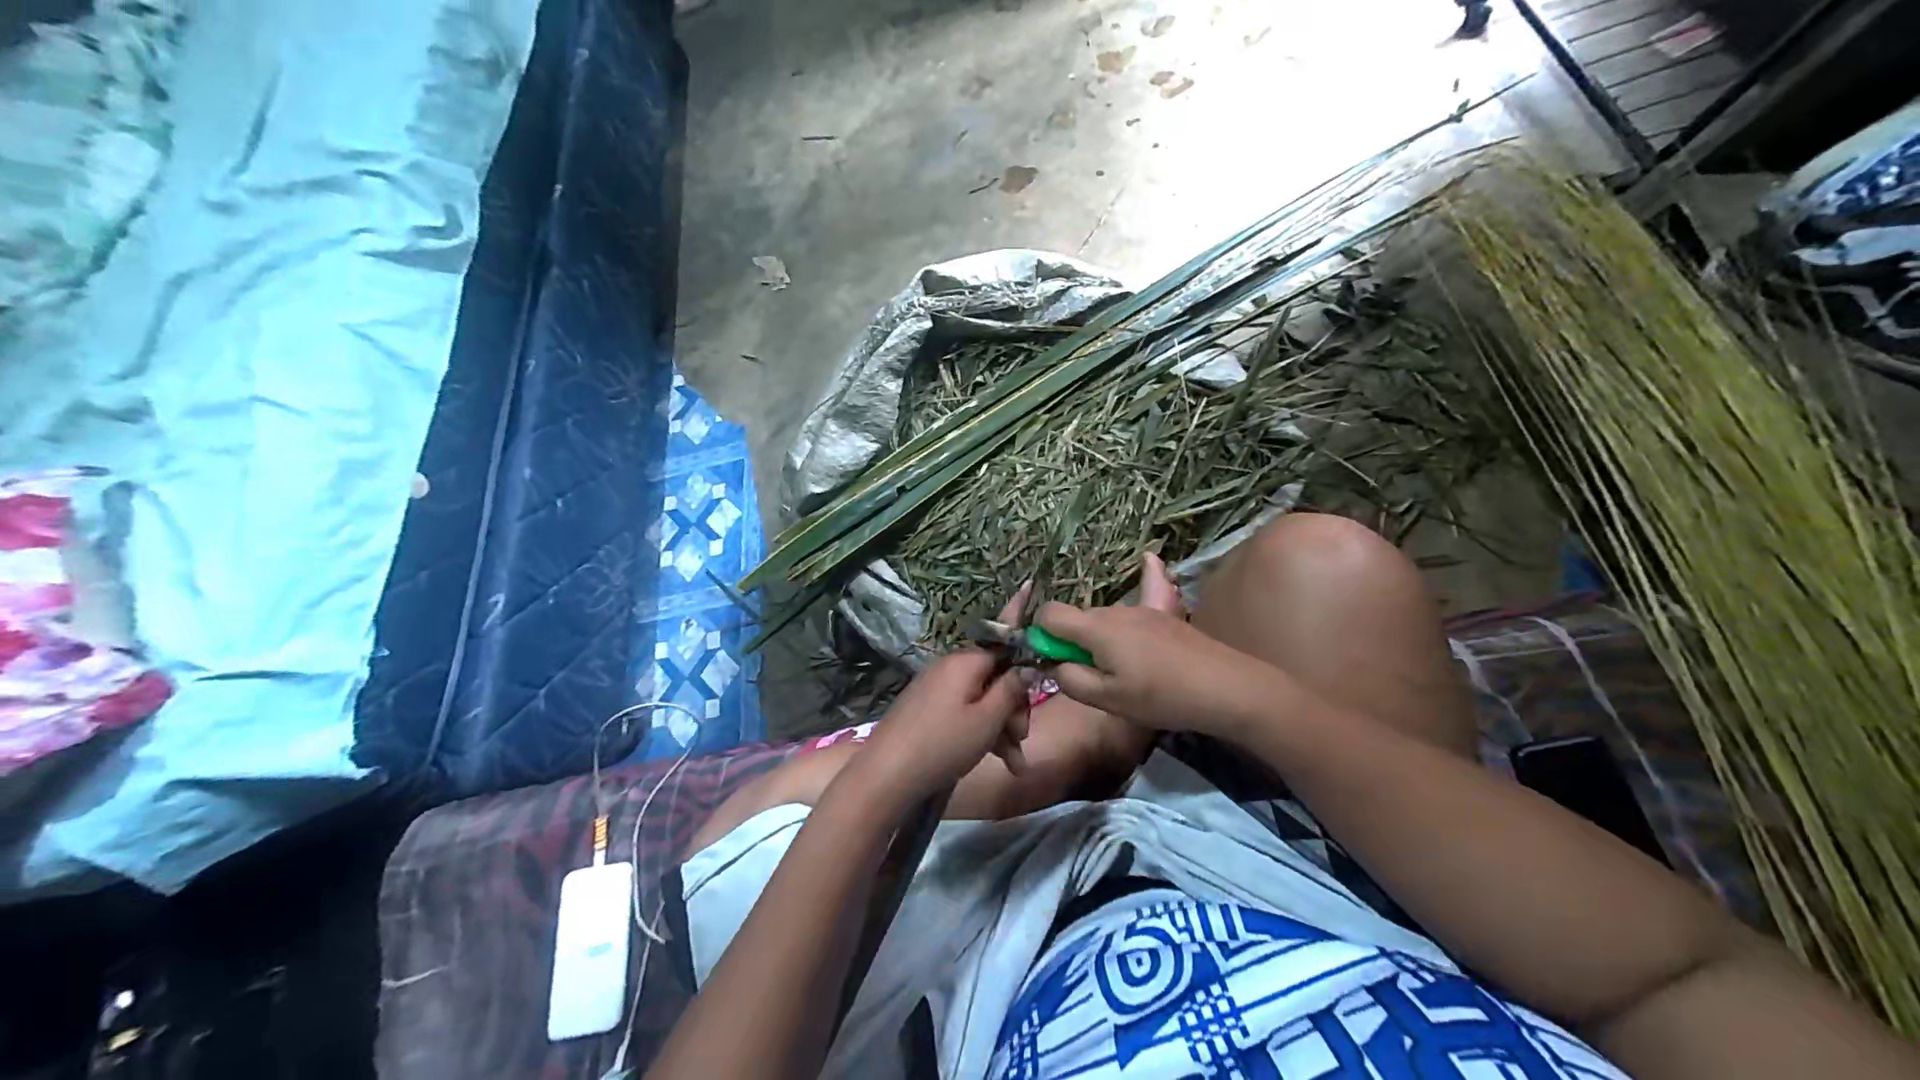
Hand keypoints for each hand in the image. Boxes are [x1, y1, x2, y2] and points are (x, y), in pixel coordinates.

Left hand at [852, 650, 1027, 803]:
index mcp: (965, 661)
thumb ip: (1011, 690)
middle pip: (993, 682)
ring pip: (979, 703)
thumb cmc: (944, 743)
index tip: (1027, 717)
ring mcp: (934, 689)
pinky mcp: (925, 710)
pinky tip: (996, 760)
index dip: (1022, 686)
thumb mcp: (987, 719)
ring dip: (1000, 730)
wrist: (887, 773)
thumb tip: (1027, 668)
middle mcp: (948, 668)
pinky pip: (961, 714)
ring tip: (1015, 766)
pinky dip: (978, 733)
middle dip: (1012, 714)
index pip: (1005, 658)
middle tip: (1021, 743)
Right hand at [1035, 554, 1278, 737]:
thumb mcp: (1107, 699)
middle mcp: (1115, 610)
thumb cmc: (1160, 697)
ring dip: (1101, 641)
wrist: (1225, 687)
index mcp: (1096, 628)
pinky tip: (1148, 578)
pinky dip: (1127, 619)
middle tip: (1093, 677)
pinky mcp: (1163, 615)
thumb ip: (1069, 679)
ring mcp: (1142, 609)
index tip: (1054, 659)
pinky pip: (1134, 608)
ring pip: (1104, 620)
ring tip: (1125, 673)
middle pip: (1078, 619)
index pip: (1049, 613)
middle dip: (1074, 643)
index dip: (1042, 634)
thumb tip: (1055, 664)